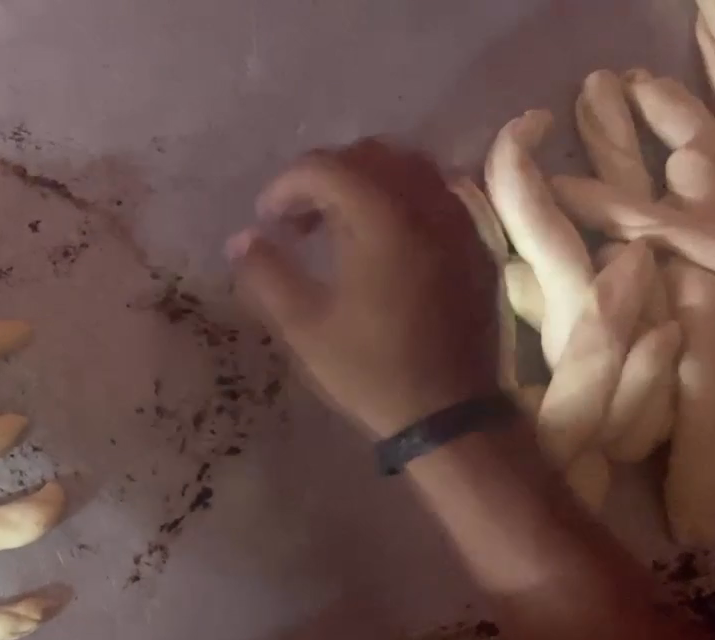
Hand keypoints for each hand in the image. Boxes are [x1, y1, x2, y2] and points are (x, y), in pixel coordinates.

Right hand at [228, 139, 498, 437]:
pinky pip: (433, 192)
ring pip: (407, 166)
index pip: (327, 167)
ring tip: (331, 228)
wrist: (444, 409)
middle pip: (370, 154)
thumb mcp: (301, 326)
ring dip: (361, 184)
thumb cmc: (365, 369)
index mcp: (382, 221)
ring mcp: (459, 219)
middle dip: (322, 177)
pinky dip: (394, 199)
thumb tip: (240, 239)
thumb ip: (266, 274)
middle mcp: (427, 204)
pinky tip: (372, 243)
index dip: (284, 186)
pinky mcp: (474, 240)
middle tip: (293, 222)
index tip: (263, 220)